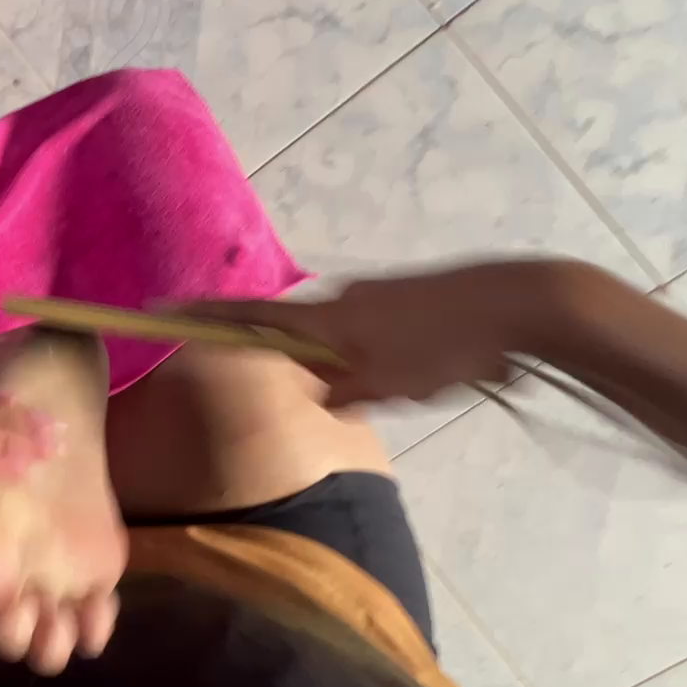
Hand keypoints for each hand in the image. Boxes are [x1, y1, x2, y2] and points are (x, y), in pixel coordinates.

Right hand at [183, 260, 600, 406]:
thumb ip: (340, 391)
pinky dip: (383, 353)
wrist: (523, 302)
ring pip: (341, 336)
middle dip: (309, 363)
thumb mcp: (387, 385)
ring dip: (358, 363)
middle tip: (352, 391)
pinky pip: (371, 329)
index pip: (248, 317)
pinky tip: (428, 370)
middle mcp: (340, 300)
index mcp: (325, 319)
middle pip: (297, 332)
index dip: (204, 316)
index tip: (163, 310)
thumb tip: (310, 389)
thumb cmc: (445, 347)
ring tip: (413, 383)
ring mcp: (372, 294)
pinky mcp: (401, 297)